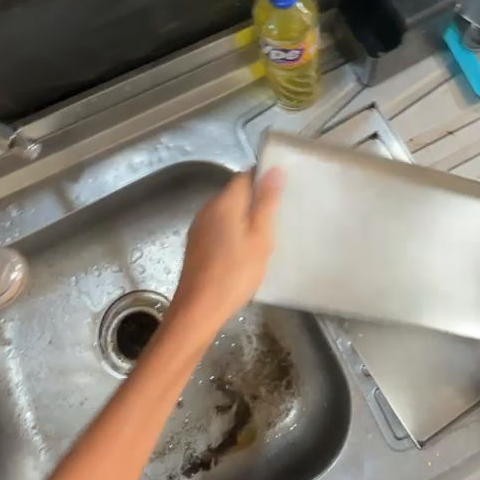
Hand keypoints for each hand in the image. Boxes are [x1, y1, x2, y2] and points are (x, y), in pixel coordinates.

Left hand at [172, 169, 284, 328]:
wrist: (198, 310)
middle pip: (236, 193)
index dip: (264, 178)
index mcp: (224, 202)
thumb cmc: (235, 273)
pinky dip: (233, 232)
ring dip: (245, 218)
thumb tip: (274, 168)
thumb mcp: (260, 237)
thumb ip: (267, 202)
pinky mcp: (196, 244)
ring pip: (228, 212)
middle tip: (279, 218)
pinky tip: (244, 251)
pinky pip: (219, 227)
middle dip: (256, 201)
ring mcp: (199, 227)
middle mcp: (208, 209)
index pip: (245, 175)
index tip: (283, 191)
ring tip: (265, 236)